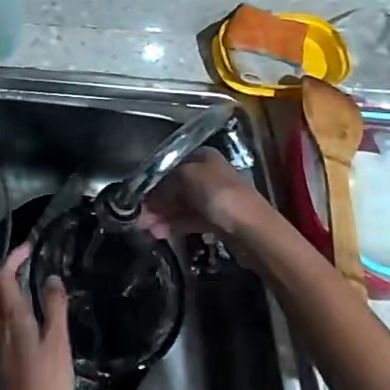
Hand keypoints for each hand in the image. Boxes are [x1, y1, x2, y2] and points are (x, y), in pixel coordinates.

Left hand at [0, 243, 72, 389]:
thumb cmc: (47, 389)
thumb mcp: (58, 345)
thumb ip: (54, 308)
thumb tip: (51, 276)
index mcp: (11, 318)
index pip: (2, 276)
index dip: (13, 257)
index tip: (29, 246)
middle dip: (2, 268)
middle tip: (24, 262)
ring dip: (0, 287)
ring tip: (23, 283)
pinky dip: (3, 306)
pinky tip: (20, 316)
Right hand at [135, 149, 267, 240]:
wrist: (253, 230)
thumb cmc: (218, 194)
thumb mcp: (185, 176)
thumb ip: (163, 182)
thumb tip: (147, 194)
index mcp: (202, 156)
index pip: (169, 163)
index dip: (151, 178)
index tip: (135, 193)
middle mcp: (207, 174)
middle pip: (173, 186)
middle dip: (154, 201)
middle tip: (137, 217)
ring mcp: (212, 199)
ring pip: (179, 205)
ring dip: (161, 215)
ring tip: (145, 229)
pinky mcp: (216, 221)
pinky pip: (188, 220)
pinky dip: (173, 225)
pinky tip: (159, 234)